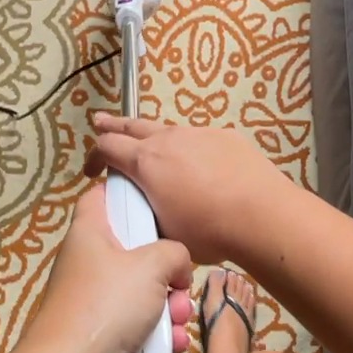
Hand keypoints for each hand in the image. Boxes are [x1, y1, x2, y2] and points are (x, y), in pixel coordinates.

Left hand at [23, 182, 194, 352]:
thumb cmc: (107, 305)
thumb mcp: (151, 264)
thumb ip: (175, 253)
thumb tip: (177, 269)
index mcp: (90, 234)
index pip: (101, 196)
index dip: (126, 191)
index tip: (157, 199)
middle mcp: (92, 264)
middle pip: (138, 251)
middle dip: (169, 271)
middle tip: (179, 283)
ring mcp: (100, 304)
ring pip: (147, 294)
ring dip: (171, 308)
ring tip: (177, 320)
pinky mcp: (109, 338)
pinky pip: (144, 328)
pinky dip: (161, 337)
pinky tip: (174, 346)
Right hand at [81, 113, 296, 263]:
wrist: (261, 215)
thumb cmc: (208, 230)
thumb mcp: (164, 230)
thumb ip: (148, 213)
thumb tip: (147, 210)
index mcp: (146, 162)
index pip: (107, 147)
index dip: (94, 157)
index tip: (91, 170)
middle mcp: (168, 139)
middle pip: (132, 125)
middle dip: (113, 126)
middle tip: (100, 122)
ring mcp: (199, 133)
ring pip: (168, 130)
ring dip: (153, 137)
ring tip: (150, 143)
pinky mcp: (226, 136)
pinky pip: (199, 139)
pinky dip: (189, 148)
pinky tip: (199, 164)